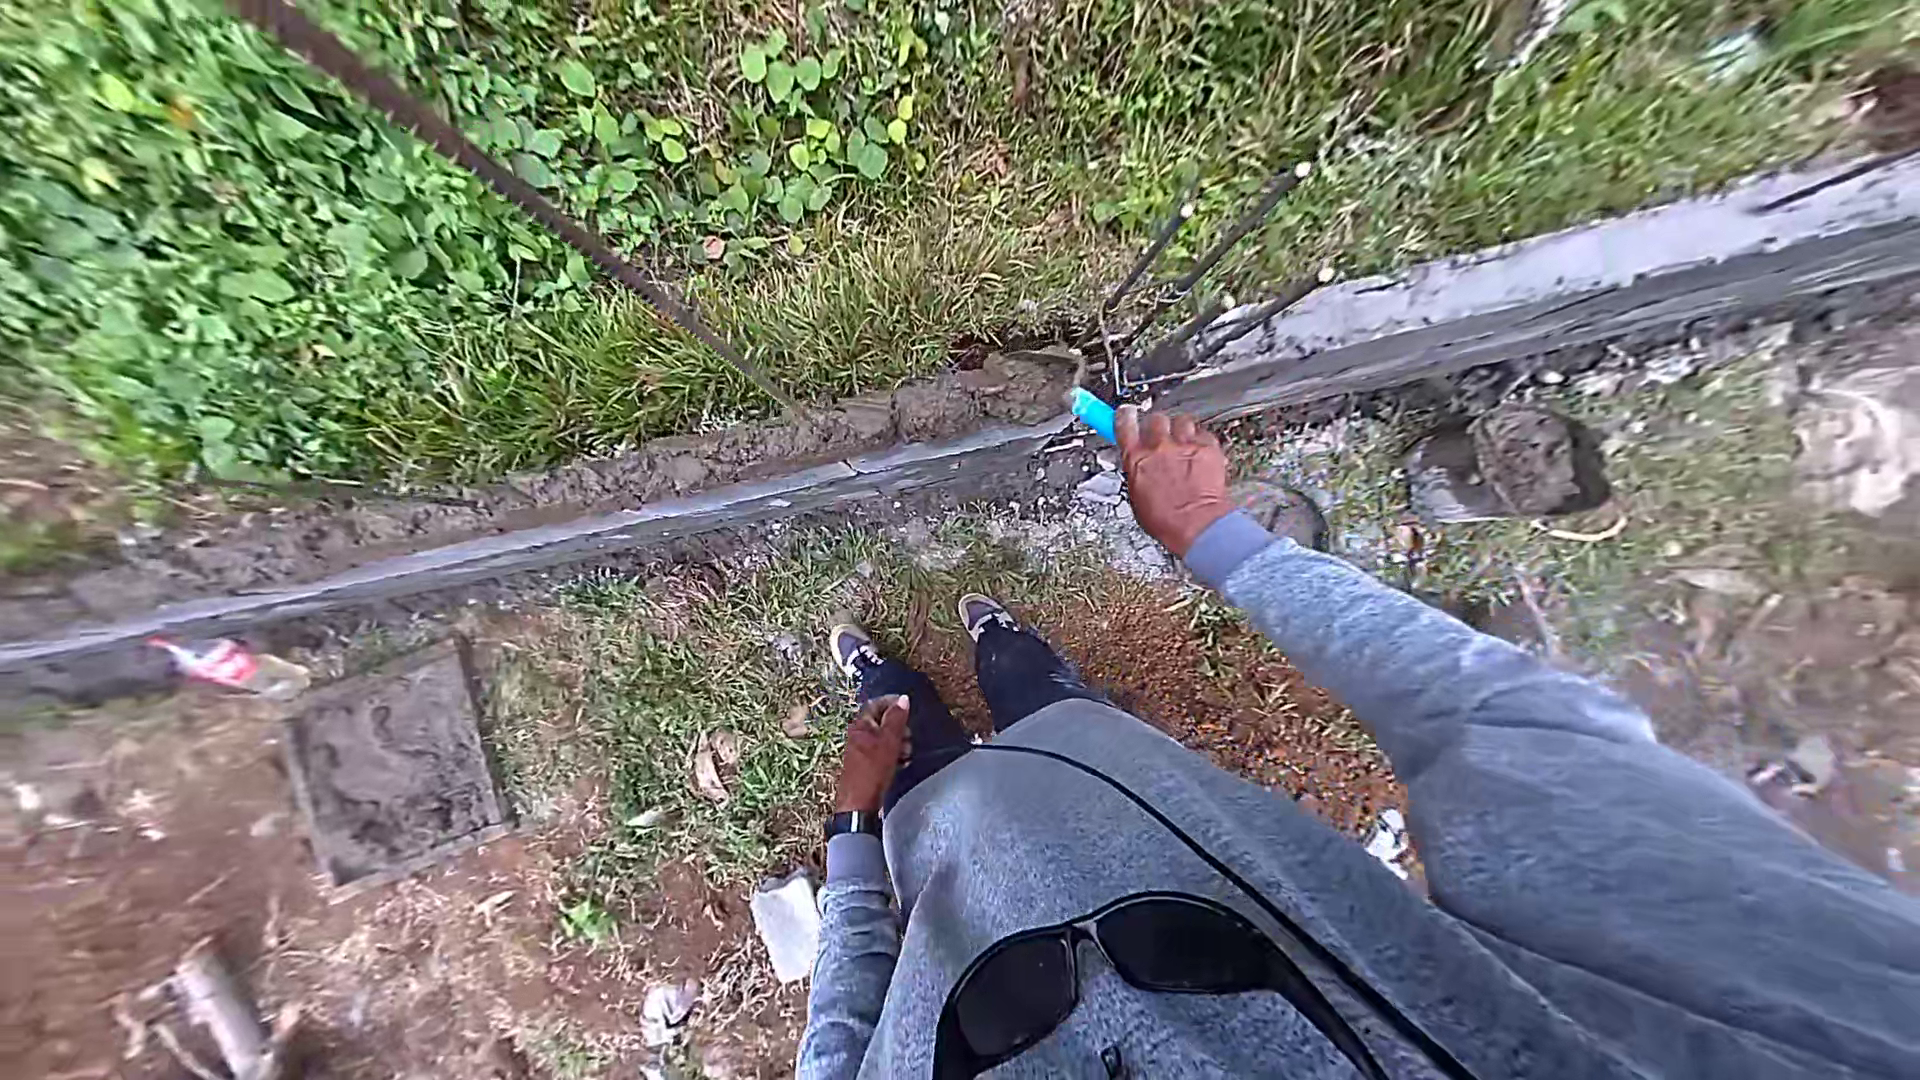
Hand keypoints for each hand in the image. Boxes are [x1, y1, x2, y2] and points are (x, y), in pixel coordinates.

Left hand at [833, 695, 911, 812]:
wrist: (859, 805)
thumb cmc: (872, 770)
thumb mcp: (889, 740)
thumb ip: (897, 718)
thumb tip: (903, 699)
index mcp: (860, 725)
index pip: (876, 704)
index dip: (892, 702)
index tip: (907, 706)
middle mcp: (858, 735)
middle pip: (881, 721)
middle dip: (899, 726)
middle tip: (908, 735)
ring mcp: (861, 751)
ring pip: (884, 738)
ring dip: (898, 742)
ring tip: (907, 753)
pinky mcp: (866, 766)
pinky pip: (882, 753)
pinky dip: (894, 754)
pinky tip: (902, 763)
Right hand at [1115, 406, 1231, 556]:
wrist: (1197, 525)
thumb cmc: (1166, 519)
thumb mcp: (1137, 495)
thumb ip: (1137, 471)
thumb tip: (1138, 465)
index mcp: (1136, 459)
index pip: (1124, 423)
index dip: (1125, 415)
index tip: (1125, 413)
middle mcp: (1159, 446)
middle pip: (1155, 418)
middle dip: (1157, 426)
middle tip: (1160, 436)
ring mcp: (1185, 445)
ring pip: (1181, 421)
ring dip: (1180, 430)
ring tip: (1182, 444)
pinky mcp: (1207, 448)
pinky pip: (1203, 433)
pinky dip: (1200, 440)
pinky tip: (1198, 453)